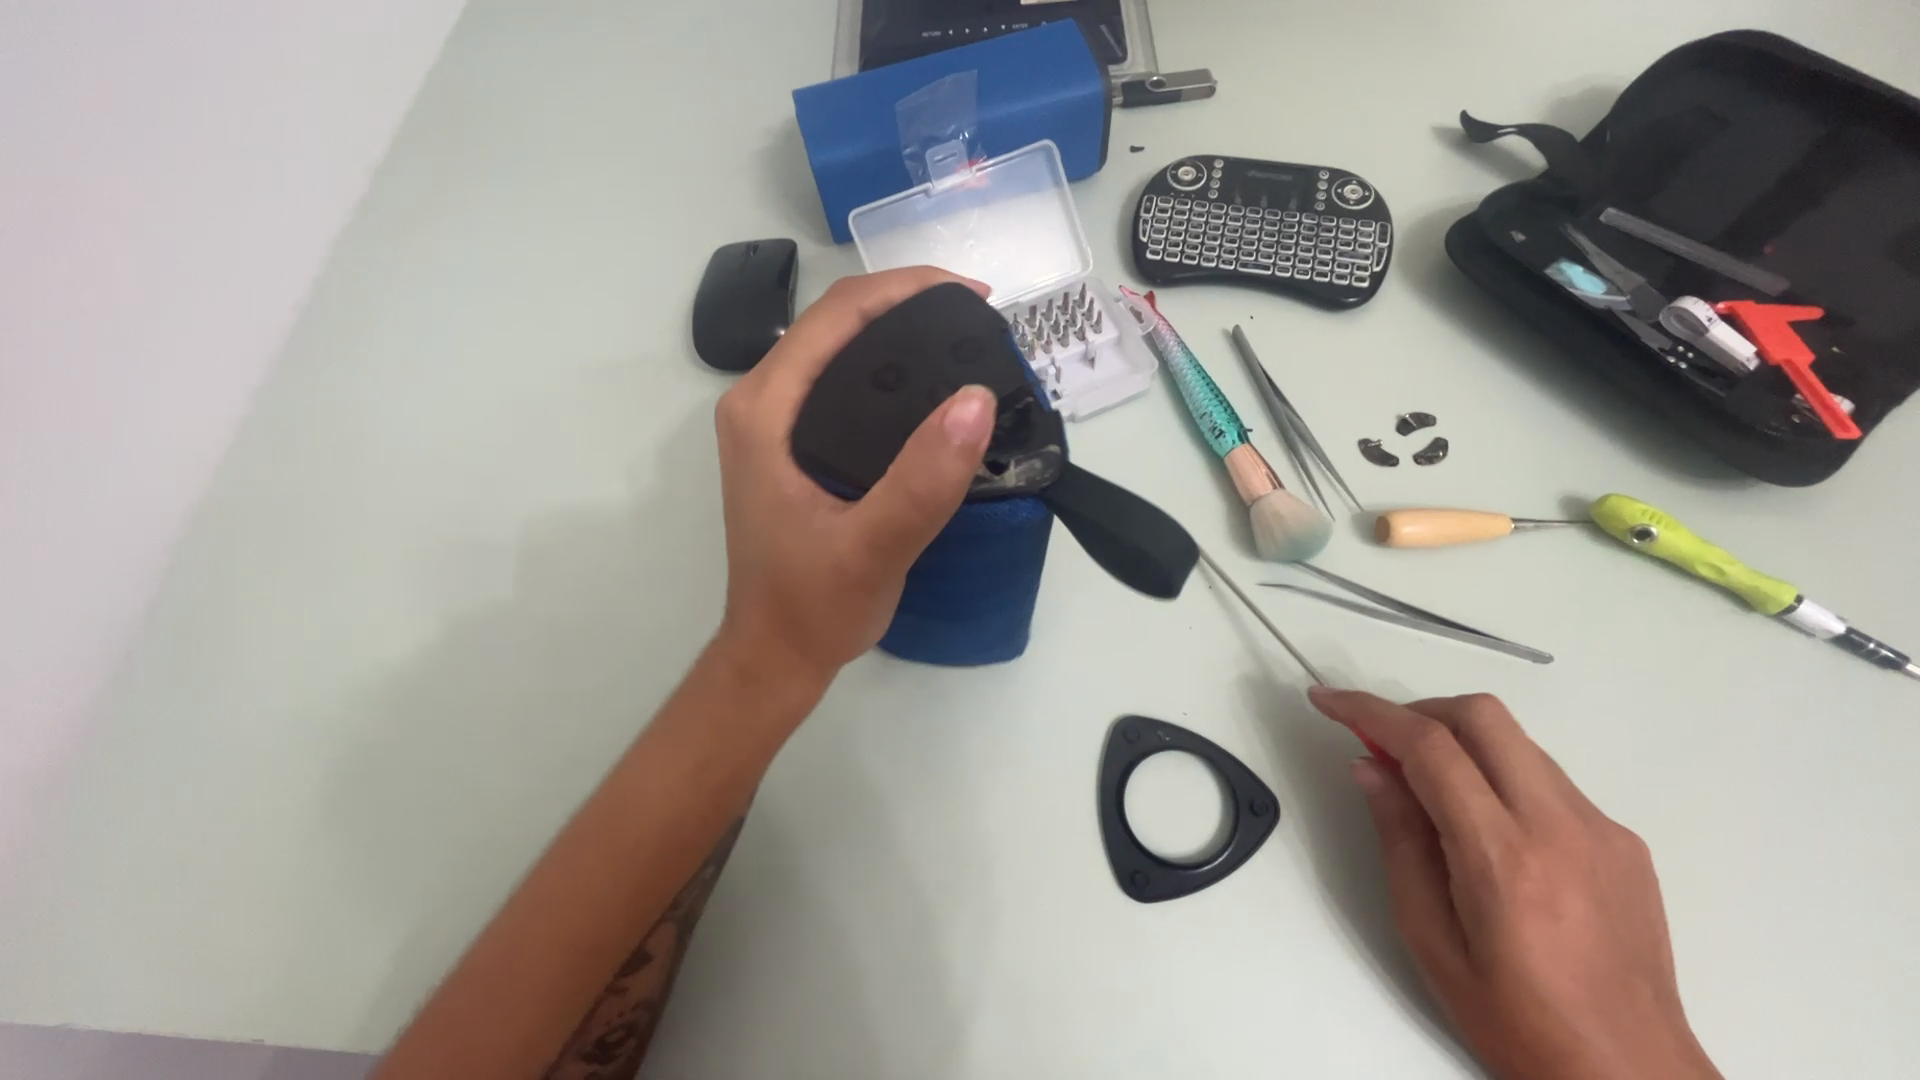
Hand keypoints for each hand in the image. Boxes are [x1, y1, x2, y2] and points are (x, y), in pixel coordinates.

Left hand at [710, 267, 995, 693]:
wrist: (778, 654)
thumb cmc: (813, 607)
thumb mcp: (872, 549)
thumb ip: (922, 481)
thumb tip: (977, 399)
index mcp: (765, 411)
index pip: (836, 315)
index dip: (907, 289)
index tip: (975, 298)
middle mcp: (762, 404)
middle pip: (836, 322)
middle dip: (909, 305)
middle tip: (980, 322)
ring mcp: (776, 425)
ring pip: (841, 350)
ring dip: (901, 335)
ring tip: (965, 345)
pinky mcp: (794, 446)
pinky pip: (845, 385)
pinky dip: (891, 372)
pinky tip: (931, 391)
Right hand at [1308, 688, 1722, 1079]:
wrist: (1631, 1073)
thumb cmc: (1512, 1017)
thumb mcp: (1428, 935)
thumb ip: (1399, 839)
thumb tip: (1371, 768)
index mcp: (1502, 856)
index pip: (1430, 746)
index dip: (1369, 711)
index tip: (1327, 698)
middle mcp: (1560, 825)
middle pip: (1482, 716)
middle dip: (1419, 710)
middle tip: (1382, 742)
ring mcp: (1602, 828)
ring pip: (1517, 741)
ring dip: (1460, 741)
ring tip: (1427, 788)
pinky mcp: (1624, 840)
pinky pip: (1548, 779)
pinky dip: (1500, 775)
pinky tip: (1486, 828)